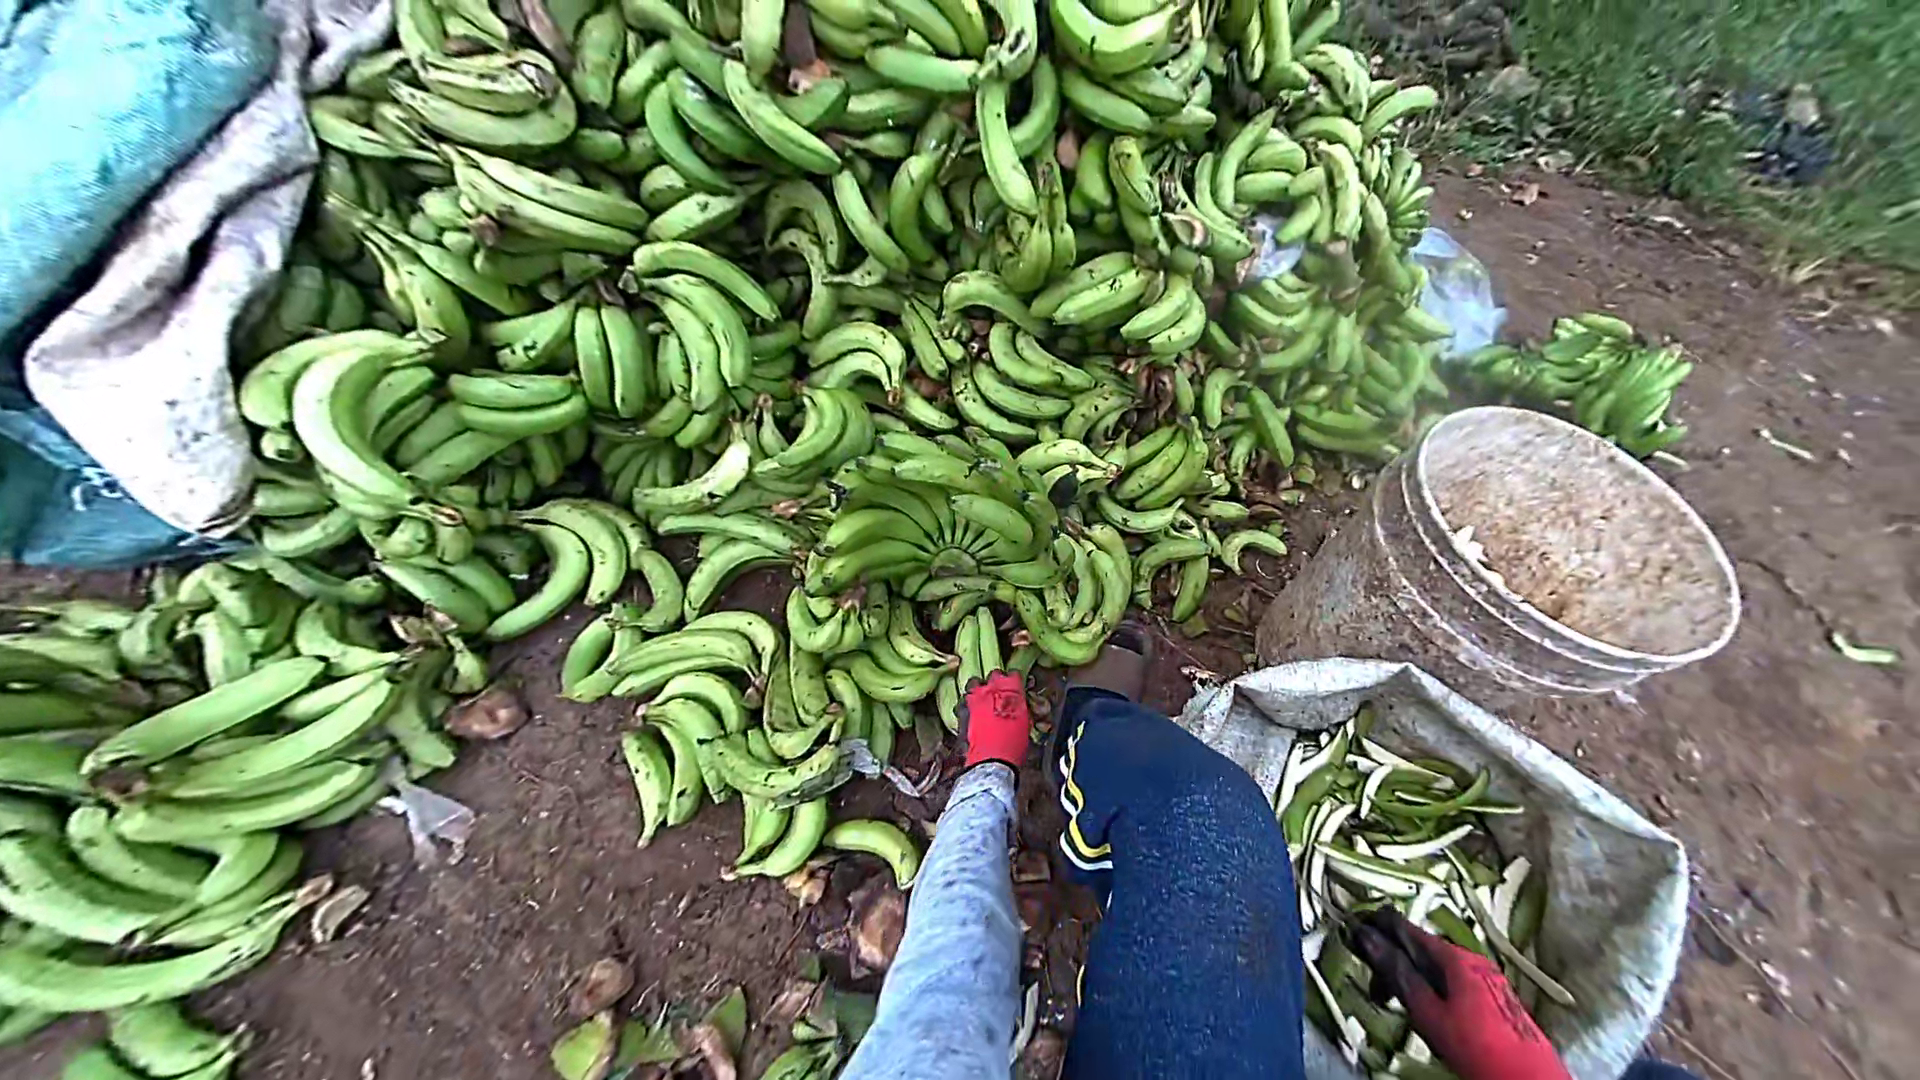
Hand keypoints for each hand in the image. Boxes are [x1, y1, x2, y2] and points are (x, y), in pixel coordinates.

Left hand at [959, 671, 1030, 769]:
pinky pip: (964, 701)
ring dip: (979, 690)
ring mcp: (974, 698)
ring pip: (974, 683)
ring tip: (984, 701)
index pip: (1013, 674)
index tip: (1015, 686)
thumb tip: (1018, 706)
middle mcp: (991, 689)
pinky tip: (972, 714)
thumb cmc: (1013, 746)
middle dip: (996, 682)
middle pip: (993, 674)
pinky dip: (968, 705)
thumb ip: (1019, 708)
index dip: (1014, 681)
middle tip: (1000, 693)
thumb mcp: (1024, 724)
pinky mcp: (962, 710)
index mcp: (1011, 689)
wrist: (991, 762)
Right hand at [1350, 909, 1569, 1079]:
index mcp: (1454, 957)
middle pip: (1419, 947)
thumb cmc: (1479, 1051)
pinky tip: (1425, 1009)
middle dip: (1391, 958)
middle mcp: (1470, 959)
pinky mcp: (1494, 999)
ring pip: (1434, 966)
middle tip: (1374, 986)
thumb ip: (1397, 972)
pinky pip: (1450, 981)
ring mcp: (1486, 979)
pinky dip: (1430, 987)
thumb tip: (1364, 935)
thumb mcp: (1430, 1013)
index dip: (1374, 926)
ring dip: (1410, 976)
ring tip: (1396, 1002)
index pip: (1404, 927)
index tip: (1350, 932)